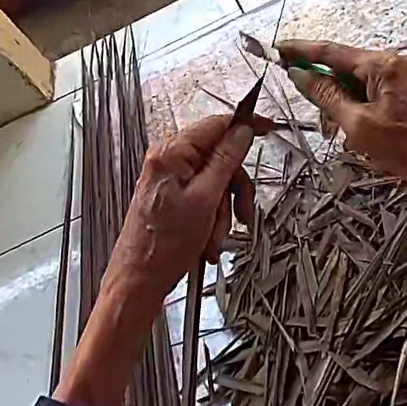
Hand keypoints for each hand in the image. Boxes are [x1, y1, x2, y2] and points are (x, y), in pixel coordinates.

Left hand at [101, 116, 256, 307]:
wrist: (139, 280)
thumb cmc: (163, 245)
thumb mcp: (206, 199)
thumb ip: (226, 160)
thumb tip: (243, 131)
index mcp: (172, 152)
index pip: (216, 125)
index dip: (245, 127)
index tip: (267, 129)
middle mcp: (169, 160)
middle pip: (220, 158)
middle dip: (234, 189)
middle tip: (242, 212)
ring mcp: (170, 179)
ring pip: (217, 181)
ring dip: (223, 211)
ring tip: (216, 235)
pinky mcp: (173, 197)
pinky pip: (205, 198)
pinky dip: (212, 219)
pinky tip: (207, 240)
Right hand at [277, 39, 406, 192]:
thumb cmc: (406, 148)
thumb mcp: (358, 124)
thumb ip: (326, 96)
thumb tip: (301, 76)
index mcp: (384, 65)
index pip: (332, 52)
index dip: (302, 51)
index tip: (278, 48)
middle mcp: (395, 63)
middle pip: (346, 68)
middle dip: (326, 90)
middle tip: (318, 117)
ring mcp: (405, 77)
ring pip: (359, 83)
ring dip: (343, 104)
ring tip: (342, 132)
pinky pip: (374, 92)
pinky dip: (359, 107)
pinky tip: (356, 129)